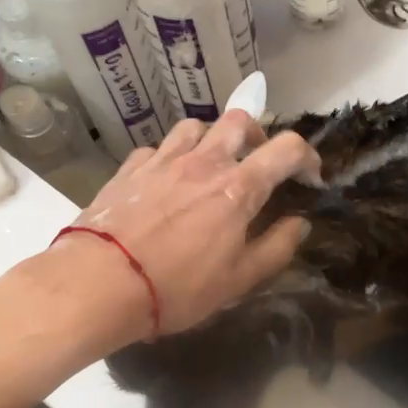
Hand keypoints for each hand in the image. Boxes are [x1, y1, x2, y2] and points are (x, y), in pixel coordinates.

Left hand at [54, 113, 321, 348]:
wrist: (97, 285)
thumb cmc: (177, 287)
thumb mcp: (240, 280)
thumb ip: (277, 247)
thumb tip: (300, 224)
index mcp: (239, 187)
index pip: (287, 149)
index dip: (307, 157)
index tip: (310, 179)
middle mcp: (204, 162)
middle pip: (239, 121)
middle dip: (258, 135)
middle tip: (258, 162)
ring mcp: (163, 161)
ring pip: (196, 127)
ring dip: (212, 140)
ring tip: (211, 165)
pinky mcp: (129, 170)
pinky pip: (157, 149)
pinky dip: (170, 158)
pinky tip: (167, 181)